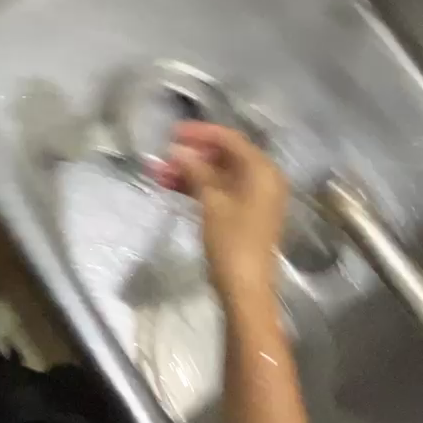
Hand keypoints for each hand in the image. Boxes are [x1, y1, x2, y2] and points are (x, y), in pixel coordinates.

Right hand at [158, 122, 288, 296]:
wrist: (245, 289)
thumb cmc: (231, 241)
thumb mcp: (211, 201)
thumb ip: (196, 170)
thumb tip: (178, 150)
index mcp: (262, 170)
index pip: (229, 139)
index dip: (200, 133)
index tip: (171, 133)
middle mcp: (263, 179)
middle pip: (224, 156)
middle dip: (191, 155)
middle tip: (162, 157)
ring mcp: (254, 197)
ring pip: (218, 174)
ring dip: (190, 171)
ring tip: (159, 173)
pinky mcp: (244, 213)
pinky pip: (219, 190)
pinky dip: (197, 187)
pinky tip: (171, 186)